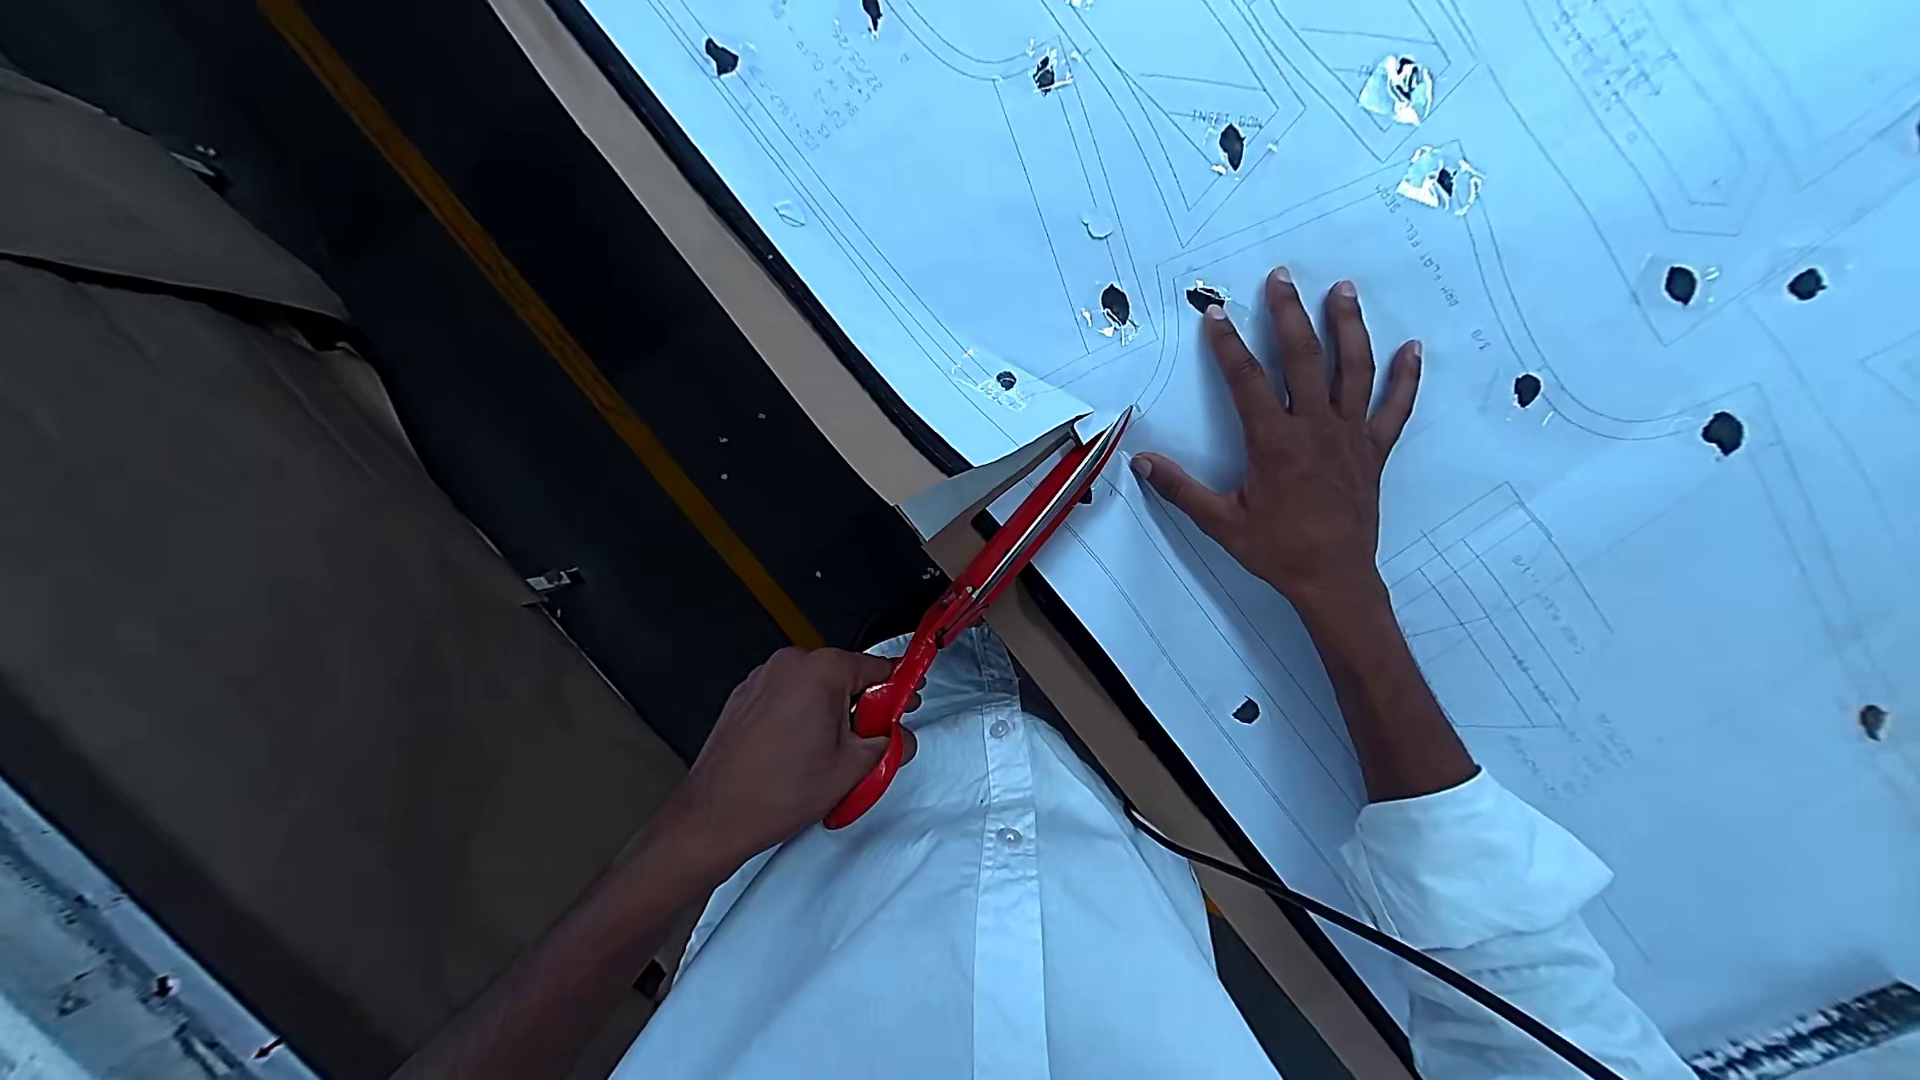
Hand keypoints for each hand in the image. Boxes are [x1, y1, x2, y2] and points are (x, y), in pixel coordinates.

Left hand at [664, 647, 918, 871]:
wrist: (713, 818)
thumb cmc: (770, 794)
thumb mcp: (854, 769)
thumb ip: (892, 744)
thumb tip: (901, 736)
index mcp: (821, 670)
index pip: (879, 666)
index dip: (900, 687)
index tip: (907, 700)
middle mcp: (791, 664)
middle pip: (847, 676)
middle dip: (863, 707)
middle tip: (867, 744)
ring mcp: (764, 677)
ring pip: (817, 688)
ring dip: (832, 714)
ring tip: (827, 757)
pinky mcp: (747, 695)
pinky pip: (790, 696)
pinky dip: (803, 717)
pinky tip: (801, 753)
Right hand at [1133, 268, 1418, 620]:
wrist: (1333, 579)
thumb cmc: (1276, 550)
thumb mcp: (1219, 521)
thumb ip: (1179, 489)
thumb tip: (1141, 463)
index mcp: (1274, 442)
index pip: (1246, 381)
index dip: (1227, 345)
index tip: (1216, 314)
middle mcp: (1315, 428)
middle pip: (1303, 358)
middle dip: (1289, 314)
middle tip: (1281, 278)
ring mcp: (1350, 437)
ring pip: (1354, 369)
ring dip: (1348, 327)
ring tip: (1342, 289)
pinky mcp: (1373, 451)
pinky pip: (1395, 408)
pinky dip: (1406, 377)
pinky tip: (1414, 347)